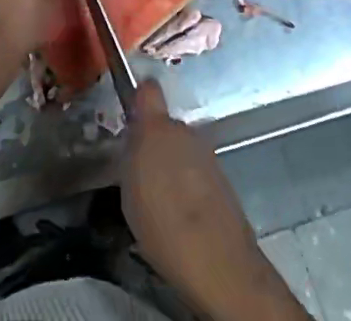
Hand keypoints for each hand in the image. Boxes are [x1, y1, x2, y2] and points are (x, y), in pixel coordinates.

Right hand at [122, 83, 310, 319]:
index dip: (138, 97)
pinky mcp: (221, 178)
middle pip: (164, 125)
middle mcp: (185, 133)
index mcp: (157, 128)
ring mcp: (206, 154)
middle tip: (139, 170)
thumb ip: (131, 152)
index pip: (148, 91)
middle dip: (153, 141)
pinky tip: (180, 211)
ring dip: (171, 163)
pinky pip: (195, 170)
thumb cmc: (161, 221)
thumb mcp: (129, 187)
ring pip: (180, 148)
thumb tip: (135, 135)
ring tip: (158, 197)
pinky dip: (187, 182)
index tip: (129, 113)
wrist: (216, 259)